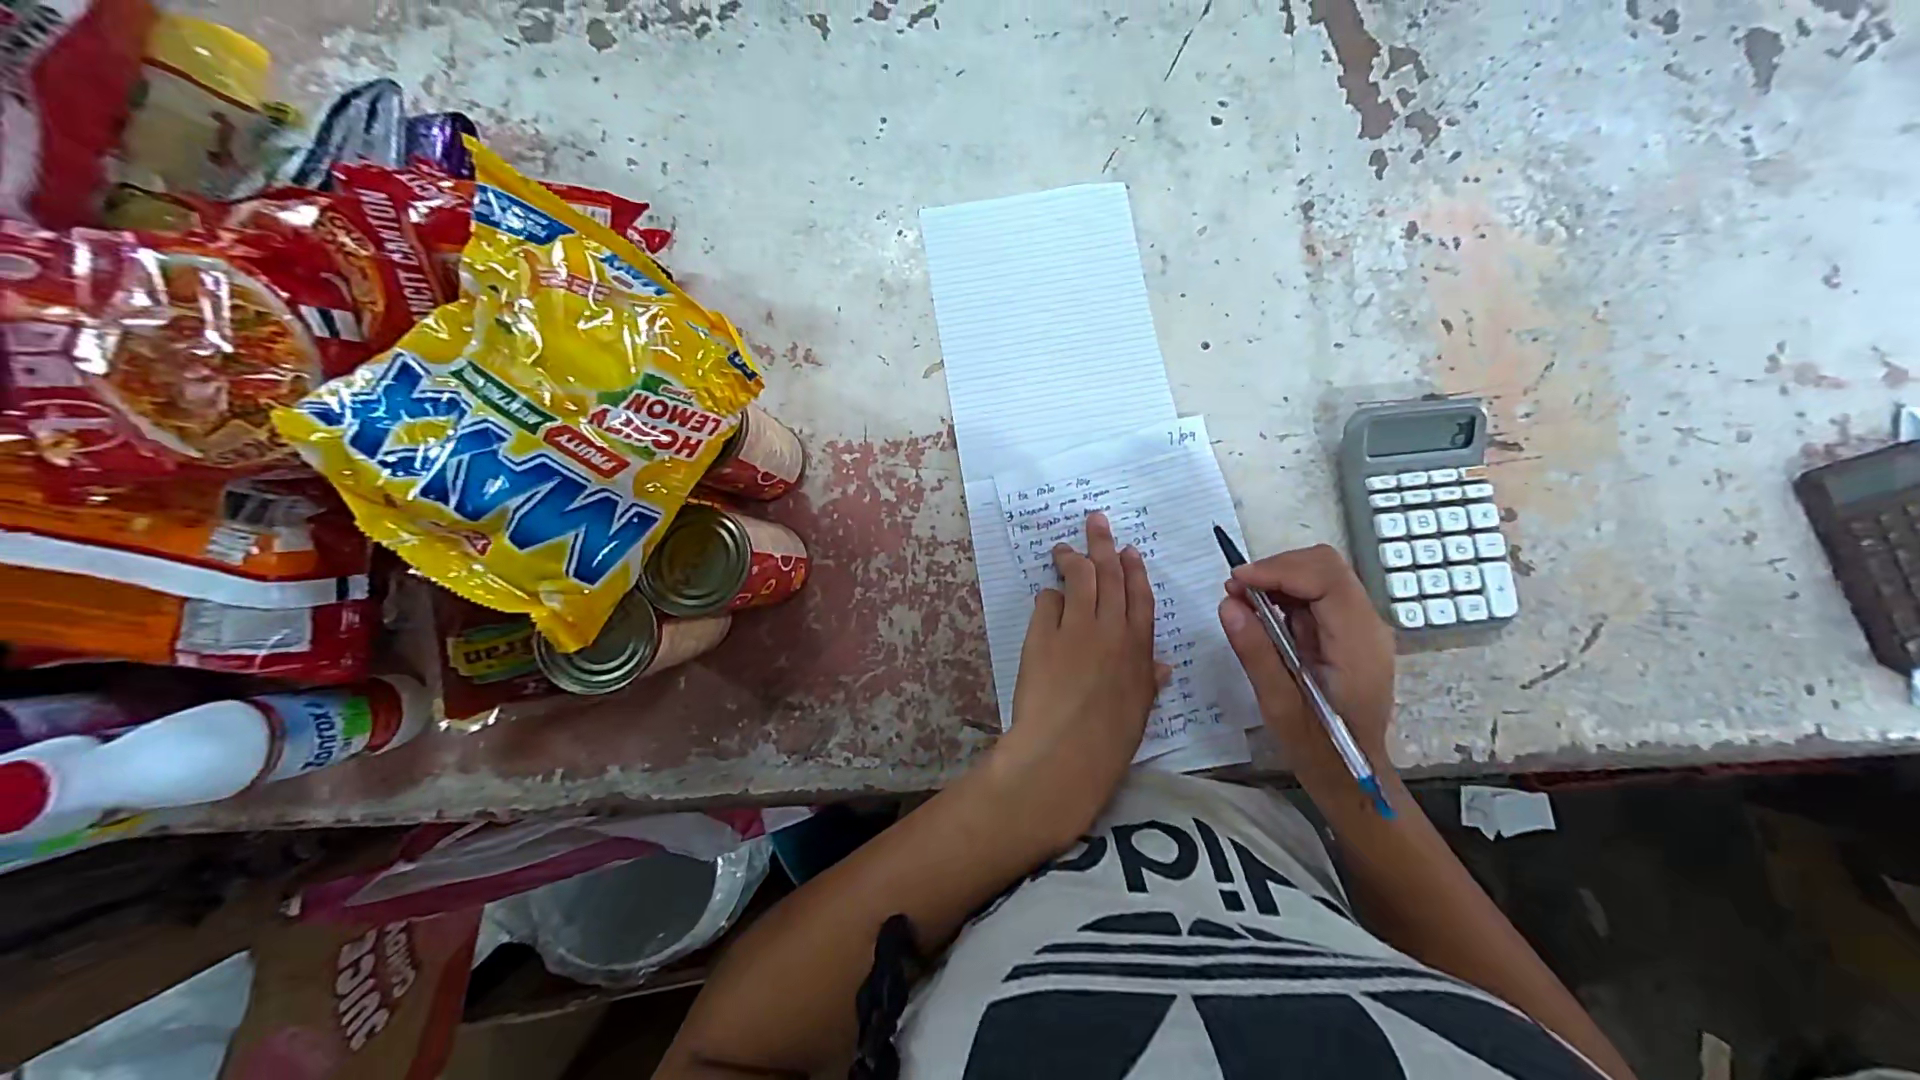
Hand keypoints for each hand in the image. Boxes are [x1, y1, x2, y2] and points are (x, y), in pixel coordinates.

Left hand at [990, 511, 1162, 848]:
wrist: (1066, 752)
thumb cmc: (1108, 741)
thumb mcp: (1140, 712)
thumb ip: (1148, 681)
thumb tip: (1161, 665)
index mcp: (1139, 650)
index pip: (1140, 599)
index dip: (1134, 571)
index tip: (1129, 550)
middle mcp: (1111, 631)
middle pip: (1109, 577)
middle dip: (1103, 545)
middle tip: (1095, 520)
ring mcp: (1077, 630)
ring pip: (1080, 581)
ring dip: (1073, 559)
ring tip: (1065, 547)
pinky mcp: (1044, 635)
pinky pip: (1047, 603)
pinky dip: (1049, 595)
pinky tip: (1047, 592)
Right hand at [1216, 544, 1395, 777]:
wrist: (1352, 773)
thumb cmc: (1319, 748)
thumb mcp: (1279, 706)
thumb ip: (1256, 653)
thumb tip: (1228, 604)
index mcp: (1357, 644)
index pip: (1325, 578)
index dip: (1278, 570)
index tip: (1235, 582)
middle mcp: (1367, 626)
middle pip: (1326, 566)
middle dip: (1276, 568)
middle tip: (1235, 591)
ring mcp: (1359, 627)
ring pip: (1320, 574)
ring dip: (1277, 578)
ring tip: (1241, 601)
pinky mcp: (1346, 631)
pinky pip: (1316, 594)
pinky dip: (1284, 592)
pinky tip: (1260, 613)